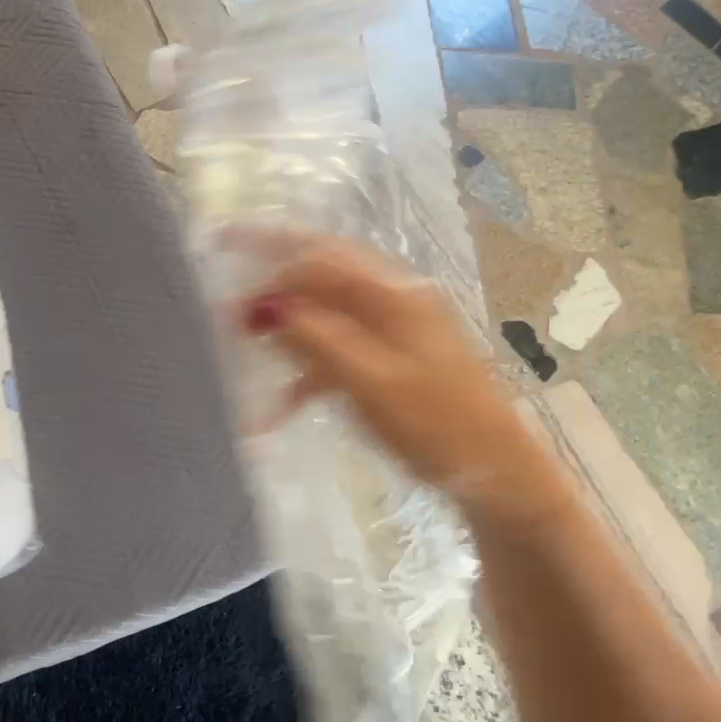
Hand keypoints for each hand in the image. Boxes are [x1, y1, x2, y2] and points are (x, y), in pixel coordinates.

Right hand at [241, 234, 568, 530]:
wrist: (501, 474)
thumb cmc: (437, 426)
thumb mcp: (369, 382)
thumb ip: (314, 339)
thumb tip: (263, 305)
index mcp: (393, 296)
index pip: (318, 254)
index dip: (267, 247)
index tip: (220, 249)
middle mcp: (394, 300)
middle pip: (318, 274)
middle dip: (267, 283)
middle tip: (223, 302)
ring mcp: (393, 329)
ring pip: (321, 312)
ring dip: (281, 329)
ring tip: (242, 347)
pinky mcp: (390, 358)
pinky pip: (332, 349)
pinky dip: (302, 369)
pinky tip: (280, 404)